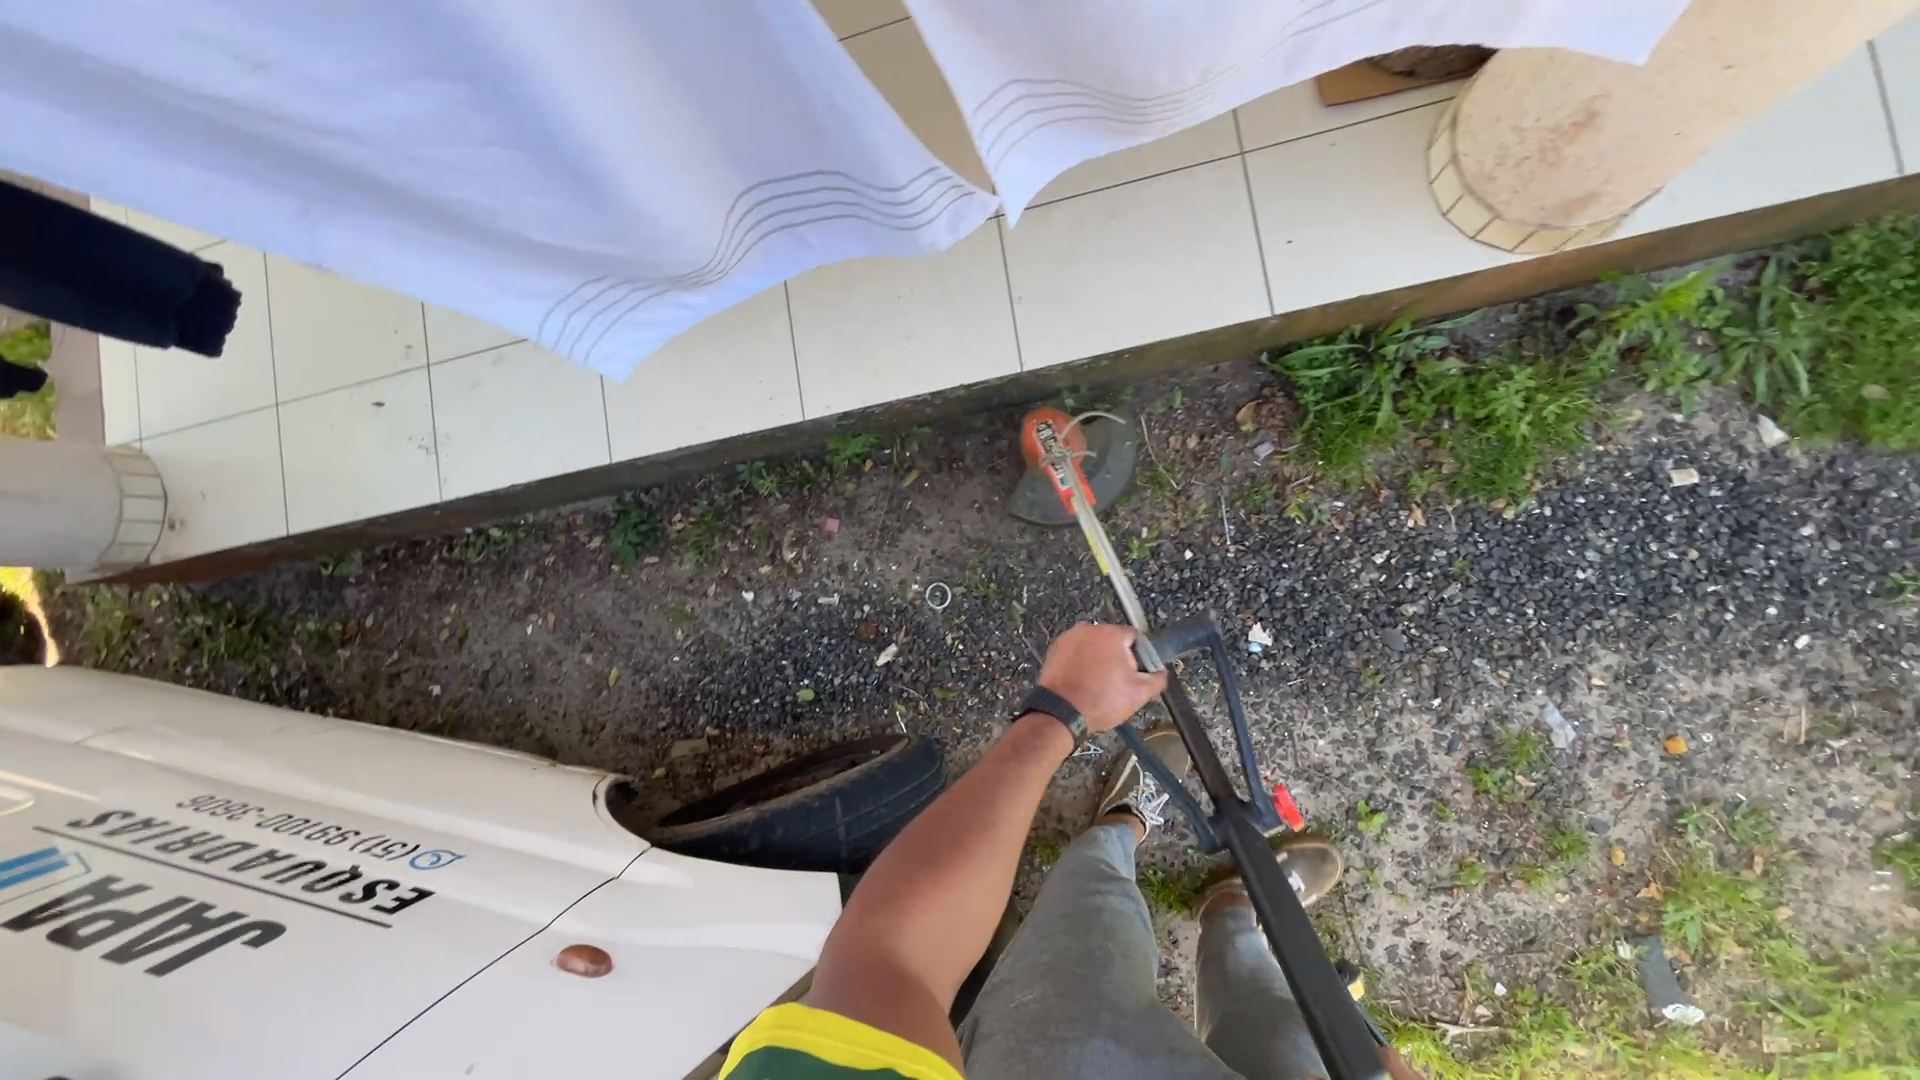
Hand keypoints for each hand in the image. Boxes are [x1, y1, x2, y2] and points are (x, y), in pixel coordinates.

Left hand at [1037, 623, 1166, 731]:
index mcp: (1111, 634)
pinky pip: (1075, 652)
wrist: (1061, 712)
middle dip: (1116, 657)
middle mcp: (1088, 629)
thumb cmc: (1101, 700)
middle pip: (1112, 640)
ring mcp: (1069, 637)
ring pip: (1092, 646)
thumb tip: (1160, 672)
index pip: (1134, 637)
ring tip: (1096, 684)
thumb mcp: (1139, 693)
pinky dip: (1080, 662)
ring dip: (1097, 659)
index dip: (1138, 656)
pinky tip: (1081, 681)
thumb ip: (1156, 678)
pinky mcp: (1055, 649)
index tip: (1134, 674)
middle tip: (1115, 682)